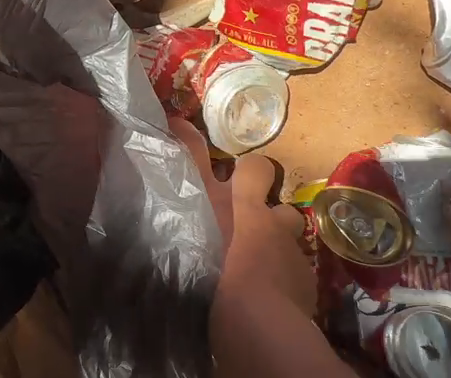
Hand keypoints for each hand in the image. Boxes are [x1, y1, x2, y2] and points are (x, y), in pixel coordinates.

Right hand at [168, 114, 314, 315]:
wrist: (258, 324)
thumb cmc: (205, 283)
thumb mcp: (176, 251)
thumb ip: (170, 233)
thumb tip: (146, 232)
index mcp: (206, 197)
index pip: (192, 147)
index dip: (187, 132)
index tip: (179, 125)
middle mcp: (242, 203)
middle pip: (255, 168)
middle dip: (254, 176)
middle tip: (243, 195)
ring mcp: (279, 230)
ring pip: (288, 213)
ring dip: (280, 224)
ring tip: (268, 245)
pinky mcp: (304, 261)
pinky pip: (297, 253)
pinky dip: (288, 263)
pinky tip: (278, 282)